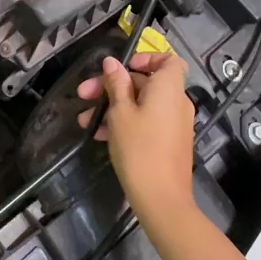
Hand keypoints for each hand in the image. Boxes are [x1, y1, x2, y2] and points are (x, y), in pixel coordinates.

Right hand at [77, 52, 195, 220]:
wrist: (162, 200)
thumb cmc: (139, 149)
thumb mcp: (120, 112)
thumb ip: (116, 84)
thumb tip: (112, 62)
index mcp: (168, 88)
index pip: (168, 60)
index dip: (146, 58)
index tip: (122, 68)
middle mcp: (176, 102)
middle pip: (145, 82)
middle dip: (113, 86)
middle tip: (84, 94)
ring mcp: (173, 124)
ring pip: (141, 104)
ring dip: (112, 107)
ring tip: (85, 120)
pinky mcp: (168, 143)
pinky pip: (146, 121)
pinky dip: (125, 122)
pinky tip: (99, 134)